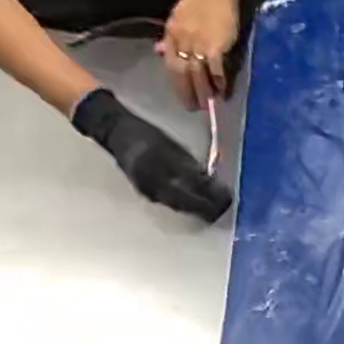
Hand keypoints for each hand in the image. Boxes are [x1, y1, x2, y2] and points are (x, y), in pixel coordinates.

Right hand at [69, 88, 231, 222]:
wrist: (116, 132)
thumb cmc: (148, 135)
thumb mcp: (173, 145)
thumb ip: (191, 165)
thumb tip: (211, 183)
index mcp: (165, 166)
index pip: (195, 188)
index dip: (212, 196)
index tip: (227, 198)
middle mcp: (157, 182)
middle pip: (188, 203)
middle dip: (208, 208)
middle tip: (223, 209)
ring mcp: (150, 190)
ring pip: (180, 207)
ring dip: (198, 211)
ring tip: (213, 211)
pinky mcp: (146, 194)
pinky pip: (170, 204)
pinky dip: (185, 206)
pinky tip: (195, 206)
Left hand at [159, 0, 239, 110]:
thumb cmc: (199, 4)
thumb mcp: (177, 19)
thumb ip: (170, 38)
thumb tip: (159, 52)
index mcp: (172, 35)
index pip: (171, 66)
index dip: (177, 85)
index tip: (183, 97)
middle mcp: (182, 42)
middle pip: (183, 75)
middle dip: (188, 94)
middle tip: (195, 108)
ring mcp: (199, 45)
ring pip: (198, 76)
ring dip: (203, 93)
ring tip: (208, 105)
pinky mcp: (215, 47)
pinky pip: (215, 71)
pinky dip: (218, 83)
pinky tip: (221, 91)